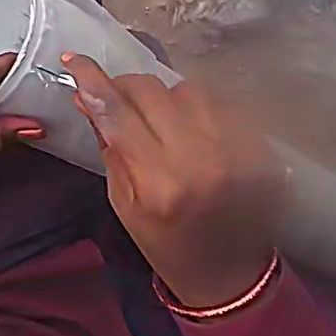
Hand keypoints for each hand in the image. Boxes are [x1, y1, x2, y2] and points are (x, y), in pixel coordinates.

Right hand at [60, 54, 283, 307]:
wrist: (231, 276)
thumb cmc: (165, 242)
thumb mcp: (122, 201)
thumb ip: (108, 144)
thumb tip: (88, 97)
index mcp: (158, 181)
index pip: (116, 111)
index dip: (92, 79)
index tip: (74, 59)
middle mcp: (200, 159)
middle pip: (151, 90)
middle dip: (126, 87)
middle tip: (118, 99)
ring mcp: (238, 151)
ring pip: (187, 88)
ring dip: (166, 97)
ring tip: (162, 120)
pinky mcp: (262, 148)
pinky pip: (221, 103)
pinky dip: (199, 108)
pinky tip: (194, 129)